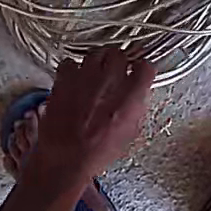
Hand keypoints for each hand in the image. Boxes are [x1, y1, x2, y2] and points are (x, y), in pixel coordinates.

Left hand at [26, 48, 154, 187]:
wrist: (65, 157)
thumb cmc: (96, 152)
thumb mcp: (129, 133)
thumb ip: (135, 107)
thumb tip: (136, 96)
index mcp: (131, 96)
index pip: (145, 66)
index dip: (142, 69)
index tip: (138, 72)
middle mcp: (109, 81)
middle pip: (119, 54)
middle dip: (118, 61)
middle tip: (115, 70)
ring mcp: (85, 77)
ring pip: (96, 53)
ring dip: (98, 62)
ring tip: (95, 74)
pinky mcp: (64, 79)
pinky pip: (70, 62)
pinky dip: (73, 69)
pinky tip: (74, 80)